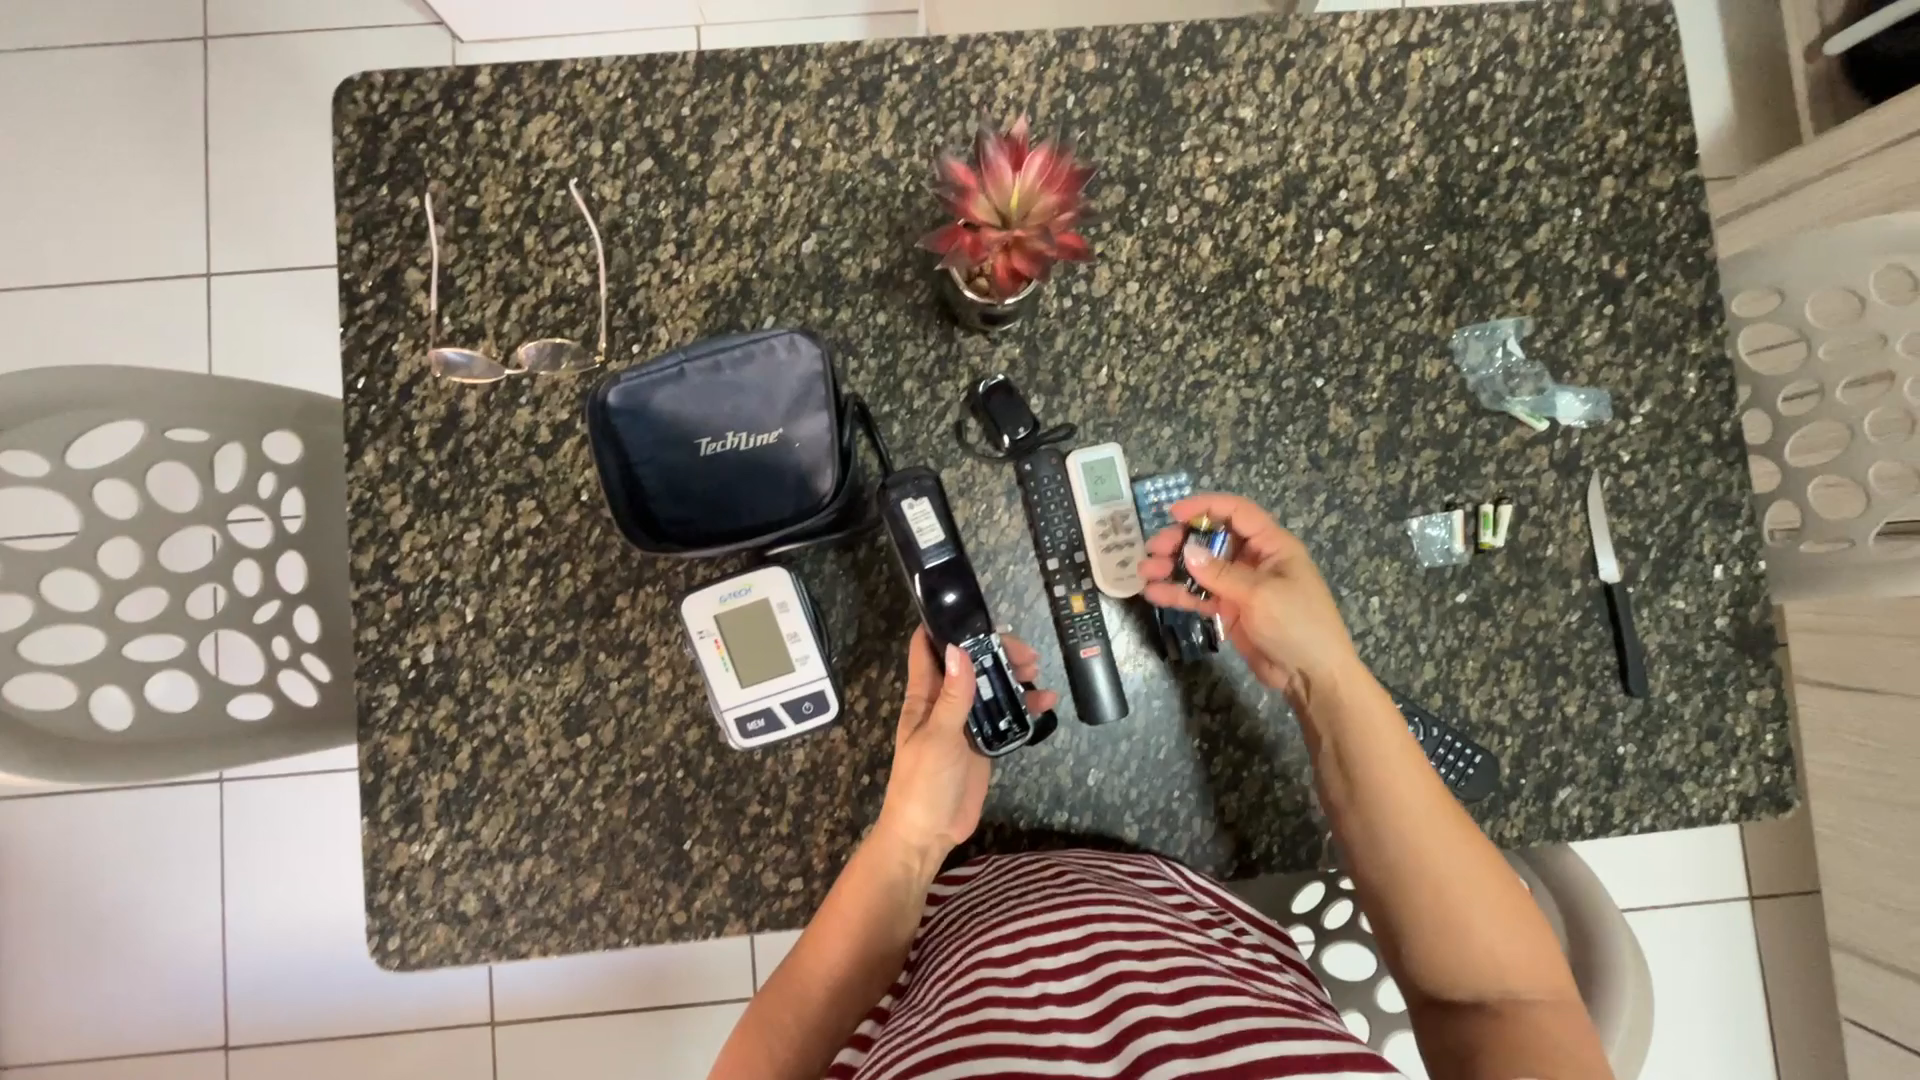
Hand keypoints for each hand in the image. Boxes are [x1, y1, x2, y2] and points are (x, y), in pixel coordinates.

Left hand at [874, 628, 1057, 867]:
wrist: (927, 835)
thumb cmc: (922, 783)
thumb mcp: (937, 736)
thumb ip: (952, 695)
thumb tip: (958, 650)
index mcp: (923, 696)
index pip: (926, 649)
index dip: (944, 627)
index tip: (973, 612)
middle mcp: (944, 703)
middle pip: (970, 665)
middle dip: (995, 652)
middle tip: (1025, 654)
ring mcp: (965, 723)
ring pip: (991, 687)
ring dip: (1013, 676)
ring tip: (1037, 672)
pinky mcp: (983, 743)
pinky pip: (1005, 717)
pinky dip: (1024, 708)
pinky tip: (1046, 702)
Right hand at [1139, 493, 1363, 705]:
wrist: (1312, 675)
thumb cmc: (1298, 624)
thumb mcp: (1260, 594)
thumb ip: (1221, 573)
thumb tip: (1187, 552)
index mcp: (1272, 546)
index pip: (1237, 513)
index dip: (1206, 507)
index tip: (1173, 513)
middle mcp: (1254, 560)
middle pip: (1212, 540)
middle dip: (1181, 541)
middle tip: (1153, 550)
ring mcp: (1240, 586)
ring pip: (1201, 568)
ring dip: (1173, 568)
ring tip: (1145, 572)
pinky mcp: (1230, 610)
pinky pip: (1199, 595)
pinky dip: (1178, 593)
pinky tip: (1154, 594)